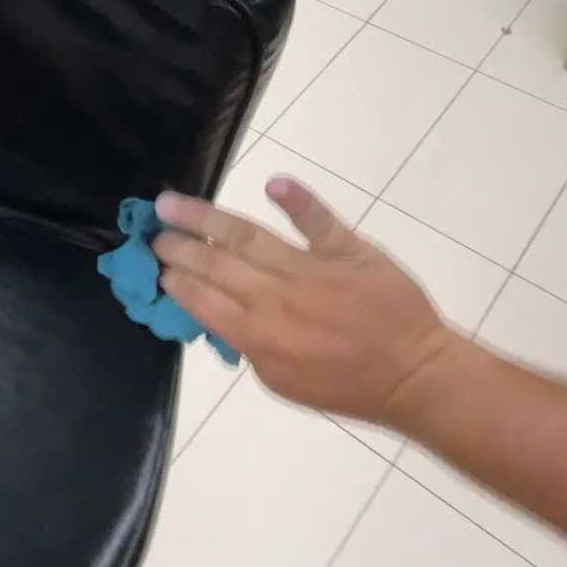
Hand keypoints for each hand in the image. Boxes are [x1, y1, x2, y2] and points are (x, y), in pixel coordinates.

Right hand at [151, 177, 469, 428]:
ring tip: (170, 203)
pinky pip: (319, 223)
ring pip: (247, 237)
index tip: (155, 263)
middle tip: (150, 229)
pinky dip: (298, 201)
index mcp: (258, 337)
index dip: (173, 279)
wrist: (417, 377)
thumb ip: (242, 344)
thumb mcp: (278, 381)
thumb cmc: (343, 385)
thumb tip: (209, 309)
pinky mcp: (349, 252)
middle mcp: (276, 300)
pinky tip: (273, 181)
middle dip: (176, 245)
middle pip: (213, 263)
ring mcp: (312, 272)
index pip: (200, 299)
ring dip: (204, 217)